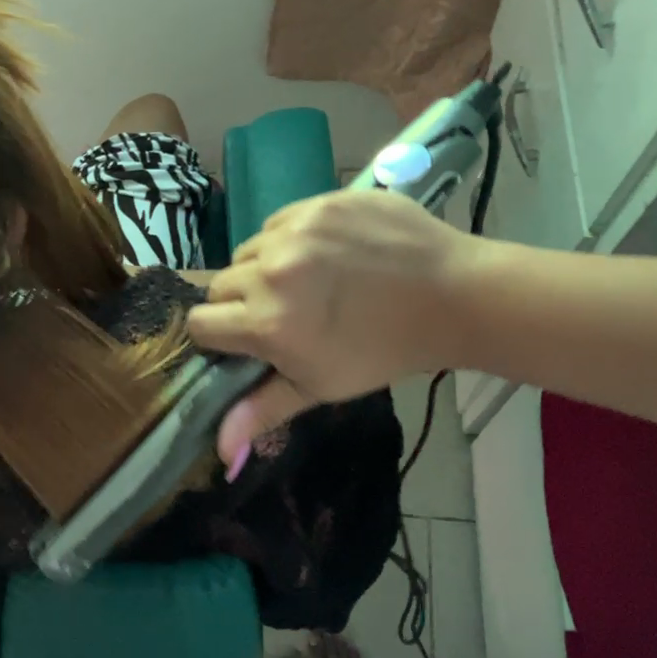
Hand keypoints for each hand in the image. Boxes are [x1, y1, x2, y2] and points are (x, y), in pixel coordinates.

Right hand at [186, 189, 488, 464]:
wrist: (455, 296)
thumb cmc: (383, 351)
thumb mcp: (319, 386)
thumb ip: (261, 411)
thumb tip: (221, 454)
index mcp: (266, 322)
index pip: (201, 324)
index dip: (220, 337)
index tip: (248, 341)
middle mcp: (271, 271)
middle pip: (220, 286)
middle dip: (240, 302)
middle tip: (282, 312)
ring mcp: (295, 231)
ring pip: (246, 251)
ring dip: (263, 268)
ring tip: (305, 280)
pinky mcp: (319, 203)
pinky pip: (278, 222)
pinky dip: (290, 239)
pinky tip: (325, 254)